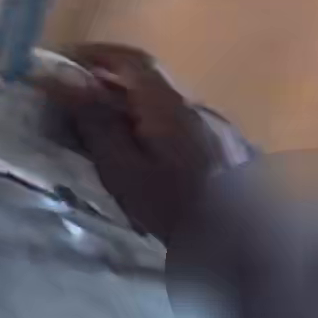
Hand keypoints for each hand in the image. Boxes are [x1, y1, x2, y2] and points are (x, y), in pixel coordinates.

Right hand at [49, 42, 221, 239]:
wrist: (258, 264)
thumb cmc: (177, 211)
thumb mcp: (121, 166)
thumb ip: (92, 118)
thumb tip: (59, 77)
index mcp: (174, 109)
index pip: (133, 60)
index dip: (94, 53)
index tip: (60, 60)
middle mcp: (204, 112)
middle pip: (149, 81)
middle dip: (105, 81)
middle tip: (69, 96)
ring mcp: (226, 133)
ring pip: (166, 104)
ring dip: (128, 104)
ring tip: (99, 128)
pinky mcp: (236, 154)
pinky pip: (183, 124)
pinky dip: (151, 123)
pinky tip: (141, 151)